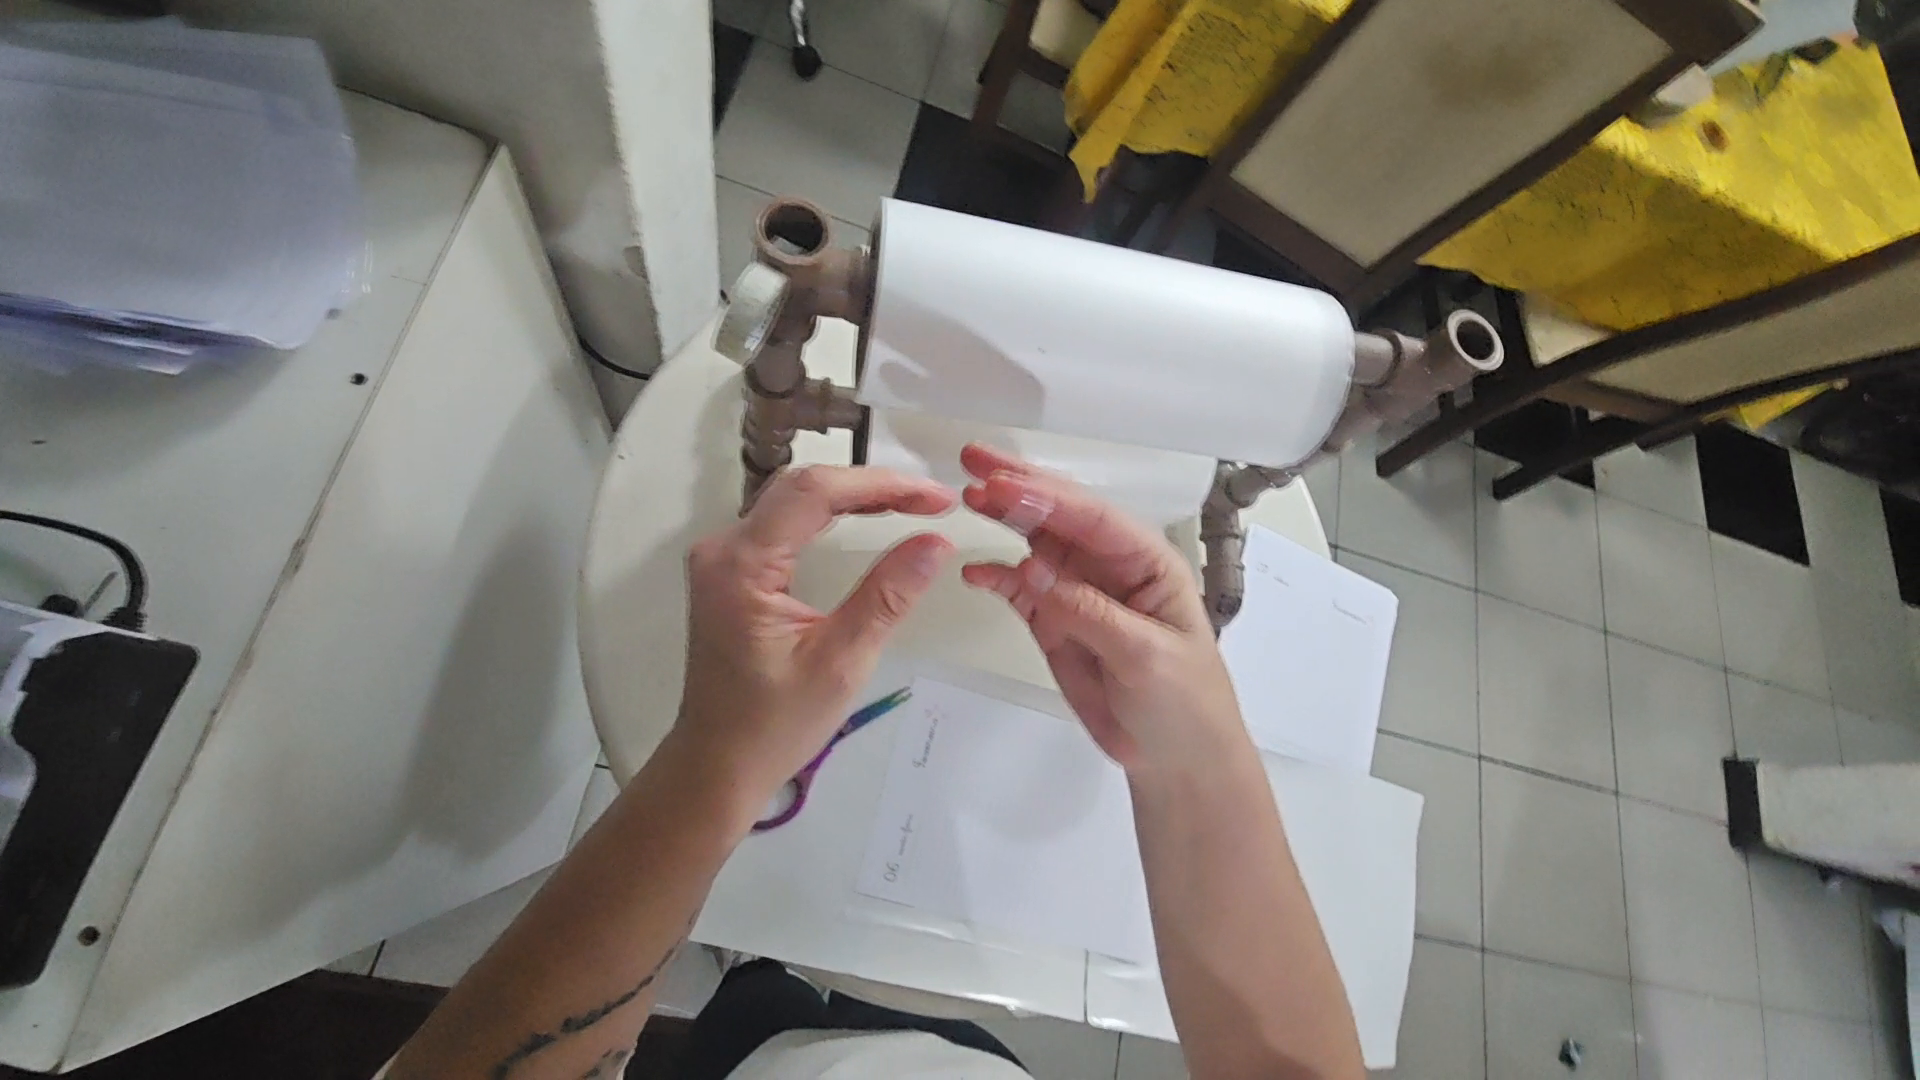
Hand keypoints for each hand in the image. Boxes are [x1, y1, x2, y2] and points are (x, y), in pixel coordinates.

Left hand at [674, 465, 956, 819]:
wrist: (719, 762)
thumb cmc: (774, 724)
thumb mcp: (842, 662)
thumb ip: (888, 596)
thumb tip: (936, 542)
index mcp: (742, 566)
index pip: (815, 493)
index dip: (881, 485)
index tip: (934, 497)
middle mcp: (724, 548)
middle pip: (803, 487)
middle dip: (872, 485)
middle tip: (930, 500)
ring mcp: (723, 557)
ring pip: (794, 499)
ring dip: (853, 495)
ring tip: (910, 503)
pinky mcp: (732, 570)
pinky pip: (785, 521)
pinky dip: (831, 513)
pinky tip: (865, 517)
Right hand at [956, 445, 1247, 775]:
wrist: (1174, 756)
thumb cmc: (1184, 702)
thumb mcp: (1146, 656)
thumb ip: (1090, 611)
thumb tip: (1033, 569)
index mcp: (1145, 561)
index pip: (1093, 518)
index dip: (1047, 496)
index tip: (1003, 484)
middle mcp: (1109, 565)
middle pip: (1060, 516)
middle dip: (1019, 487)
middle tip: (974, 461)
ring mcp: (1077, 591)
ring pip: (1034, 543)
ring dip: (1003, 520)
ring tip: (967, 498)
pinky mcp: (1053, 620)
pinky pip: (1019, 590)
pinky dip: (996, 577)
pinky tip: (974, 572)